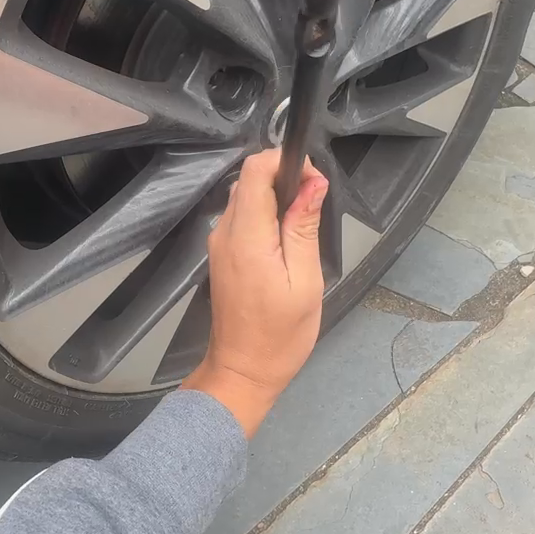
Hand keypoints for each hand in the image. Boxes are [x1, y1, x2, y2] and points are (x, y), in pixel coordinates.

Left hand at [181, 149, 326, 435]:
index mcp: (247, 237)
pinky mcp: (221, 254)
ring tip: (305, 222)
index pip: (255, 170)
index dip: (285, 161)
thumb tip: (313, 182)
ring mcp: (218, 243)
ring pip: (244, 196)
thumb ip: (304, 227)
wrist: (242, 372)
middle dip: (284, 177)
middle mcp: (225, 232)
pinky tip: (286, 238)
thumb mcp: (305, 281)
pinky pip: (241, 217)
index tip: (314, 181)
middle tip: (315, 203)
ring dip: (275, 195)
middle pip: (248, 179)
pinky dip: (265, 213)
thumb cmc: (280, 335)